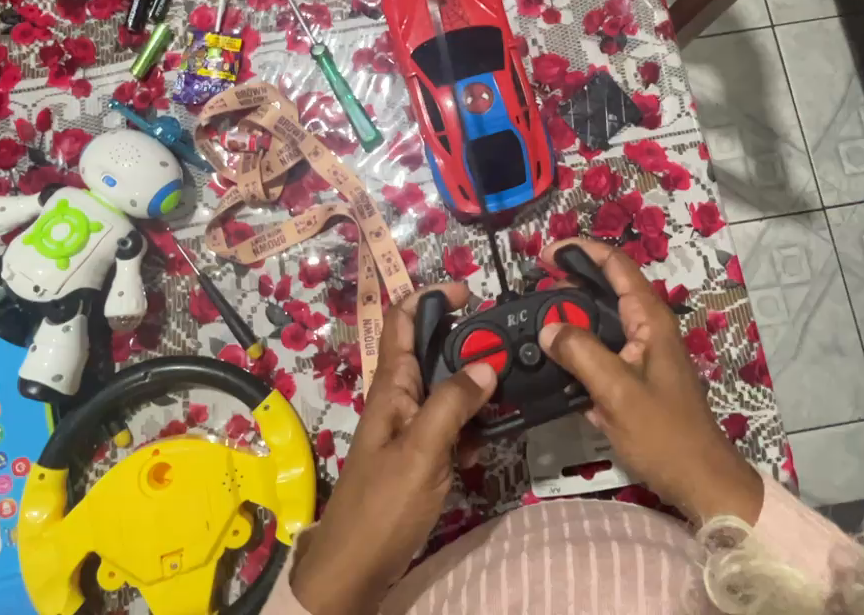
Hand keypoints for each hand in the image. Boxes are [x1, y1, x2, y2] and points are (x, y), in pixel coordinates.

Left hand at [289, 283, 496, 614]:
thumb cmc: (382, 505)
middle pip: (431, 351)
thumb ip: (452, 403)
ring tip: (510, 390)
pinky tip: (490, 443)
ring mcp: (408, 427)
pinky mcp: (419, 456)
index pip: (402, 320)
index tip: (468, 292)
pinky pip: (449, 426)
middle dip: (465, 342)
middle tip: (505, 345)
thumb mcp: (422, 450)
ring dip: (474, 387)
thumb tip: (486, 362)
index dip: (429, 296)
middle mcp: (399, 397)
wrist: (353, 570)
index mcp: (391, 385)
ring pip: (445, 389)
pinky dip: (471, 427)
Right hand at [538, 239, 763, 524]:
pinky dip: (577, 347)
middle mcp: (646, 327)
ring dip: (569, 318)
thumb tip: (547, 328)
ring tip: (535, 324)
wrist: (700, 482)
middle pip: (604, 289)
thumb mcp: (616, 390)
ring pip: (599, 320)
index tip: (545, 254)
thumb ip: (580, 353)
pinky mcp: (634, 376)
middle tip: (533, 294)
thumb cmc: (664, 433)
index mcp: (649, 318)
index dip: (581, 251)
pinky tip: (553, 362)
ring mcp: (642, 352)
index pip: (615, 265)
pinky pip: (600, 349)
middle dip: (569, 285)